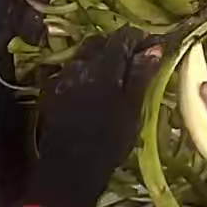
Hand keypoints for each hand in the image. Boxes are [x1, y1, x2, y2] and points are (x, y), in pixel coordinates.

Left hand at [23, 29, 156, 206]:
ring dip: (99, 55)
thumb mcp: (131, 108)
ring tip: (114, 68)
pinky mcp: (53, 93)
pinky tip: (92, 84)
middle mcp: (79, 66)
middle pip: (98, 42)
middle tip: (133, 54)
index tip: (151, 43)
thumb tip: (154, 48)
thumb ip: (141, 75)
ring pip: (82, 56)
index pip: (122, 39)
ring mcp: (63, 78)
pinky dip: (85, 70)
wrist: (69, 168)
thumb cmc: (108, 140)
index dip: (138, 38)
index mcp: (103, 67)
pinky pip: (71, 71)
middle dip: (116, 43)